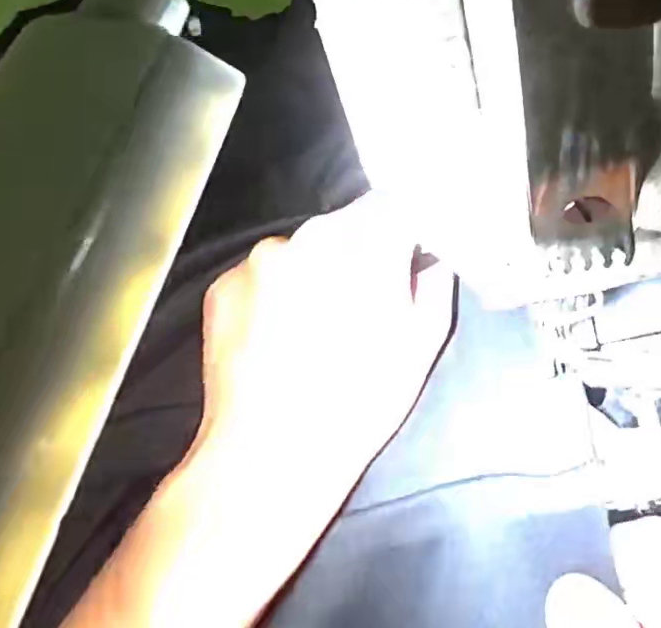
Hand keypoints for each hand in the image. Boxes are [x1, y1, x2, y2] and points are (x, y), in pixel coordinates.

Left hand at [65, 193, 455, 627]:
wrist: (271, 455)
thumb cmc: (363, 396)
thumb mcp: (427, 336)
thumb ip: (436, 278)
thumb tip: (430, 258)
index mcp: (368, 239)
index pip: (397, 205)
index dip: (408, 227)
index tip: (412, 249)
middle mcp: (312, 234)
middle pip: (350, 223)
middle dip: (364, 250)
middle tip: (369, 297)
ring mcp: (262, 258)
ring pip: (307, 248)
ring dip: (321, 270)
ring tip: (323, 323)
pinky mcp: (225, 284)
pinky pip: (268, 273)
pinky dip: (280, 291)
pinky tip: (286, 333)